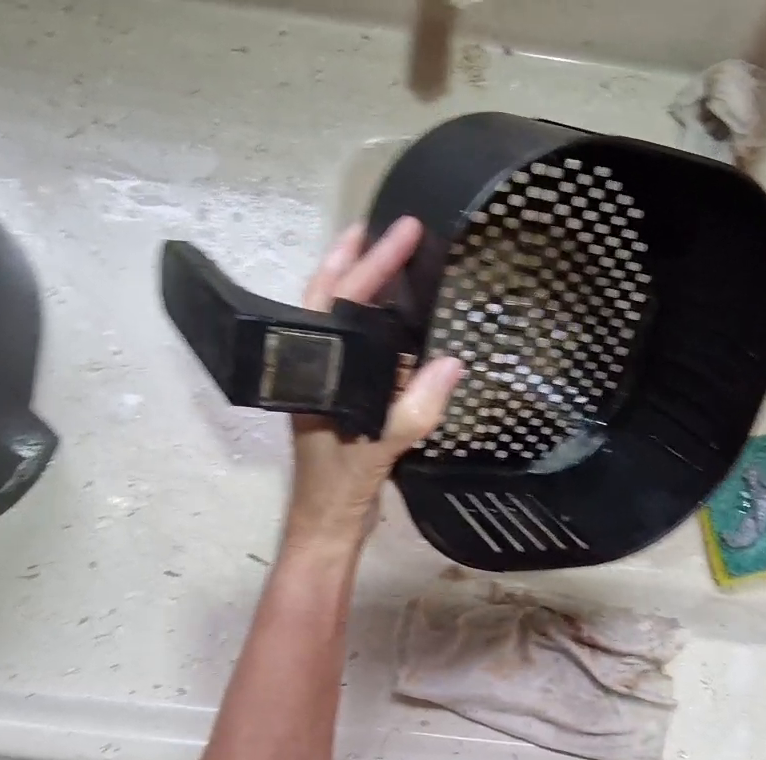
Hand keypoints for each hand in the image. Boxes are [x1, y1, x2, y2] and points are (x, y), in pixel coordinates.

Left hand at [281, 218, 463, 556]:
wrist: (328, 525)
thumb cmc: (340, 485)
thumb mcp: (379, 446)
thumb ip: (414, 408)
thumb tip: (452, 363)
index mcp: (313, 370)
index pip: (336, 301)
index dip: (367, 264)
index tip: (395, 232)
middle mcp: (316, 369)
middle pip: (330, 300)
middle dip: (358, 262)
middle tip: (388, 230)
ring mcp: (330, 385)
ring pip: (344, 325)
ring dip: (366, 292)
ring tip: (395, 264)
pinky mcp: (346, 401)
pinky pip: (364, 353)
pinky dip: (381, 331)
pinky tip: (406, 328)